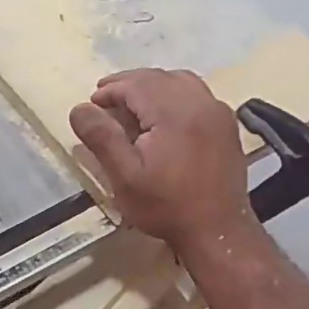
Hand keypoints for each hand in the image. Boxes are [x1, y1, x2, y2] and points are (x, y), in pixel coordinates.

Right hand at [69, 68, 255, 248]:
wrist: (217, 232)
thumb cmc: (167, 206)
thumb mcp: (125, 177)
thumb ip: (102, 138)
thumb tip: (80, 108)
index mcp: (175, 111)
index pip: (136, 84)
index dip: (111, 90)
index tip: (93, 104)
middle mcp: (200, 102)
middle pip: (159, 77)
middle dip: (129, 84)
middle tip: (105, 98)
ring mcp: (218, 112)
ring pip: (180, 81)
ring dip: (153, 86)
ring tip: (132, 103)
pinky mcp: (227, 126)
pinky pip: (198, 95)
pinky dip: (175, 95)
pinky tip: (164, 115)